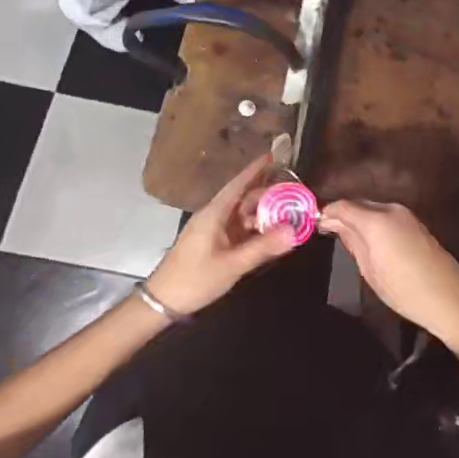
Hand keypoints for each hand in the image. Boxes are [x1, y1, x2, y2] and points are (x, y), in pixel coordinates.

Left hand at [144, 156, 297, 316]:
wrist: (164, 301)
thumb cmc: (195, 279)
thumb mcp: (232, 265)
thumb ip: (262, 248)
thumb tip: (293, 231)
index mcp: (214, 214)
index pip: (237, 184)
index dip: (255, 170)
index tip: (274, 156)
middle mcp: (213, 217)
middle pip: (243, 199)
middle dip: (267, 195)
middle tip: (294, 193)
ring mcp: (213, 231)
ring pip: (241, 215)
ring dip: (262, 214)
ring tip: (289, 211)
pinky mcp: (213, 245)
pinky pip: (238, 230)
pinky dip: (255, 229)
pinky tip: (271, 233)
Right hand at [318, 200, 458, 349]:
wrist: (450, 300)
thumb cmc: (405, 291)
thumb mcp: (369, 270)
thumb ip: (351, 242)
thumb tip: (336, 226)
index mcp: (376, 220)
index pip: (341, 206)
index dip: (326, 214)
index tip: (315, 225)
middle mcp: (391, 210)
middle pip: (357, 205)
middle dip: (342, 216)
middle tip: (328, 233)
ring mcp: (406, 215)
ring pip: (372, 210)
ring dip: (358, 220)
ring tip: (347, 241)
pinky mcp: (415, 224)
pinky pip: (386, 217)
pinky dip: (373, 224)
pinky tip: (370, 243)